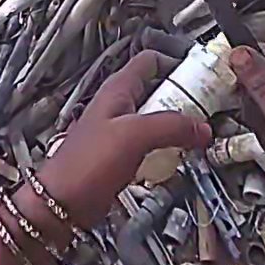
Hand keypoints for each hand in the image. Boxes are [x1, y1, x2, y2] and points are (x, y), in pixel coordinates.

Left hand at [24, 52, 210, 234]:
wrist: (61, 204)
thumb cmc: (84, 165)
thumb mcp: (134, 136)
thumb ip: (170, 127)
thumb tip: (200, 126)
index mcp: (118, 90)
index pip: (151, 61)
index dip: (176, 63)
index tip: (200, 77)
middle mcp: (119, 105)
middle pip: (159, 90)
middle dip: (182, 99)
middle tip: (203, 111)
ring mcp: (120, 130)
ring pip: (157, 118)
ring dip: (176, 126)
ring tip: (193, 136)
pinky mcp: (122, 154)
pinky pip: (152, 143)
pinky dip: (166, 147)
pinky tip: (173, 159)